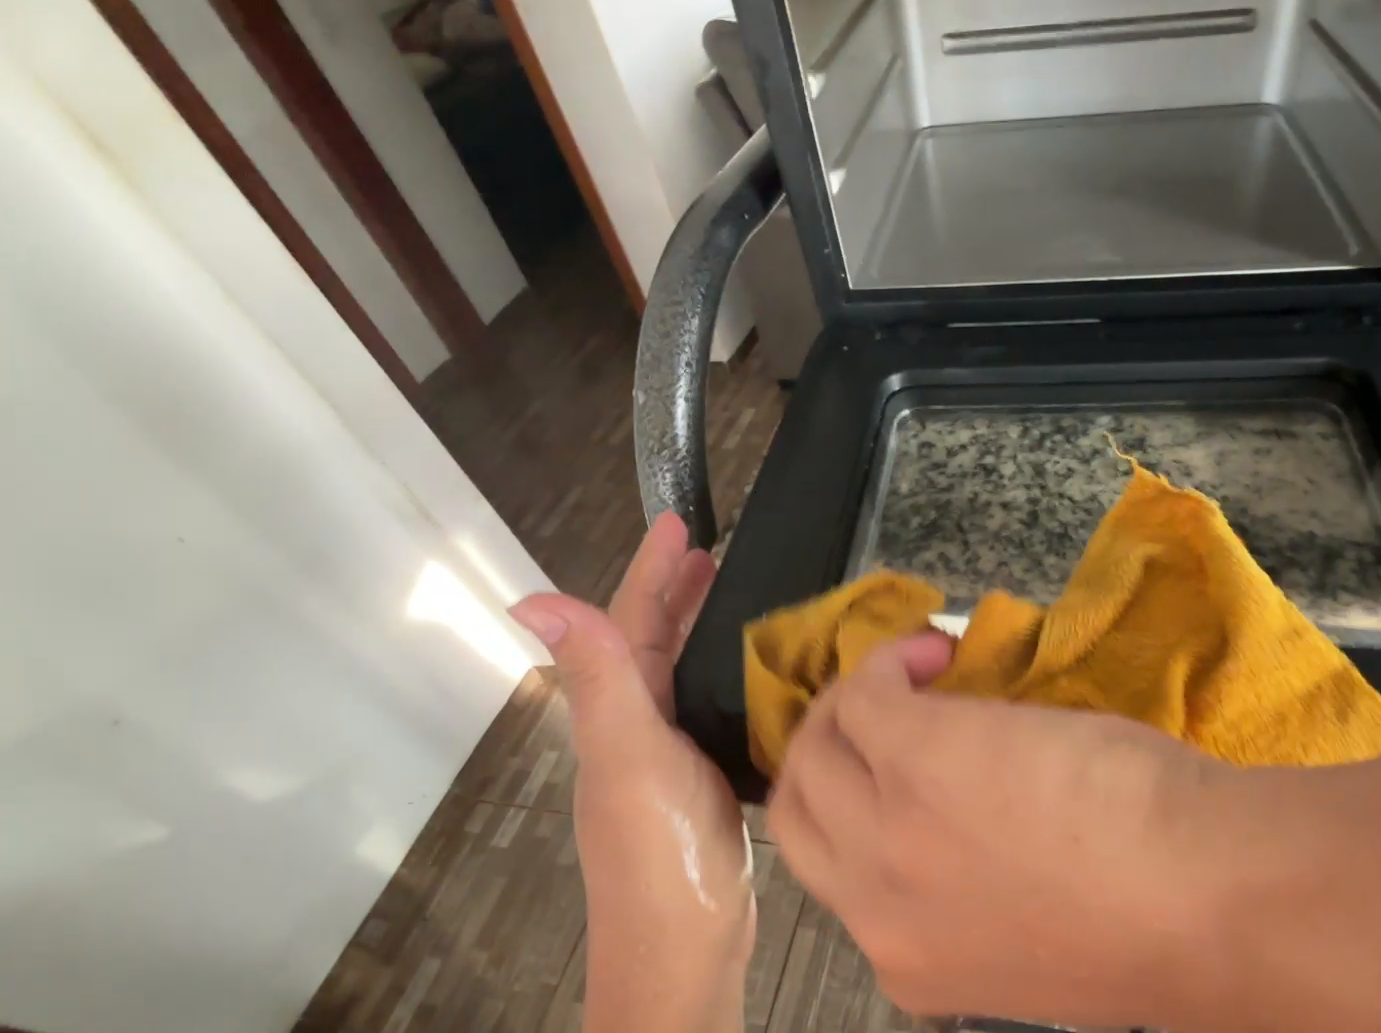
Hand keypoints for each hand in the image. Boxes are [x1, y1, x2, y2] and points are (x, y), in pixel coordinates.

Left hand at [510, 514, 748, 1032]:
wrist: (687, 950)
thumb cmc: (658, 853)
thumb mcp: (630, 757)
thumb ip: (598, 679)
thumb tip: (531, 599)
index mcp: (617, 713)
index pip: (630, 622)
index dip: (650, 569)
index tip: (679, 521)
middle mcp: (636, 728)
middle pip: (652, 641)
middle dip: (674, 589)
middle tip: (711, 549)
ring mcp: (669, 756)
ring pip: (682, 671)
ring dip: (701, 626)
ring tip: (734, 596)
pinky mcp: (704, 779)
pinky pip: (711, 704)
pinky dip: (728, 671)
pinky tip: (758, 672)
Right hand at [768, 634, 1249, 1028]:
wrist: (1204, 901)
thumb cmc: (1148, 915)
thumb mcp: (1026, 928)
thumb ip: (968, 891)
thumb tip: (958, 816)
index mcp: (910, 958)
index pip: (835, 872)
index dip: (854, 802)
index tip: (894, 762)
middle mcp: (875, 905)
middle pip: (799, 806)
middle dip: (827, 748)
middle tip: (879, 710)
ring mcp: (888, 827)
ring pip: (816, 746)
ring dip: (853, 697)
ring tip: (916, 671)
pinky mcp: (915, 752)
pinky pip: (865, 691)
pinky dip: (888, 660)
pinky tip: (934, 650)